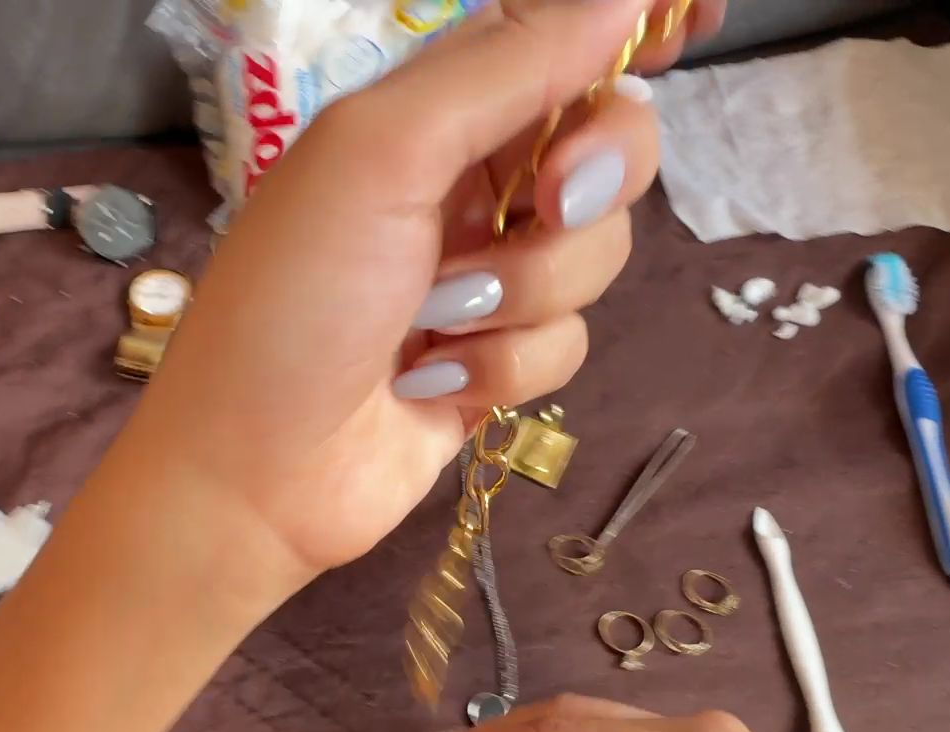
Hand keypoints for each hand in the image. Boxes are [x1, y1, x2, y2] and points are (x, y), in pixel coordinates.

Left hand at [118, 0, 702, 575]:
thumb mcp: (376, 156)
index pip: (551, 50)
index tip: (693, 27)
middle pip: (603, 150)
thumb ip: (500, 70)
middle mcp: (462, 200)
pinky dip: (502, 366)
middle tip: (544, 204)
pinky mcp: (493, 370)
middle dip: (592, 177)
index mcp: (425, 125)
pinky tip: (431, 385)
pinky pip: (562, 347)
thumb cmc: (295, 303)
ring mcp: (481, 291)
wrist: (256, 471)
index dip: (624, 37)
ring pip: (593, 258)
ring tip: (434, 324)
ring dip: (522, 293)